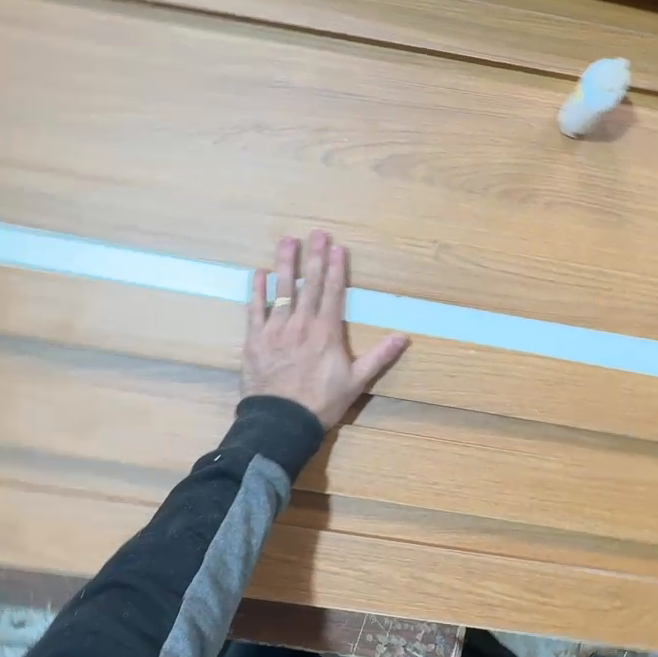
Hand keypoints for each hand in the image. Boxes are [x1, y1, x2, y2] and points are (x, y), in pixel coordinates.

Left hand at [242, 231, 409, 427]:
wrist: (281, 423)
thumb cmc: (321, 403)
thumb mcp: (356, 381)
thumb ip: (379, 356)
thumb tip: (403, 337)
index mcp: (327, 332)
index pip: (334, 292)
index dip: (336, 268)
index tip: (337, 247)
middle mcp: (302, 324)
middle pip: (310, 284)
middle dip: (315, 257)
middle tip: (317, 233)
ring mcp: (276, 330)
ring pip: (282, 290)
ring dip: (286, 264)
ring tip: (288, 241)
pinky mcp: (255, 340)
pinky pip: (254, 309)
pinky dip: (256, 290)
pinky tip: (258, 272)